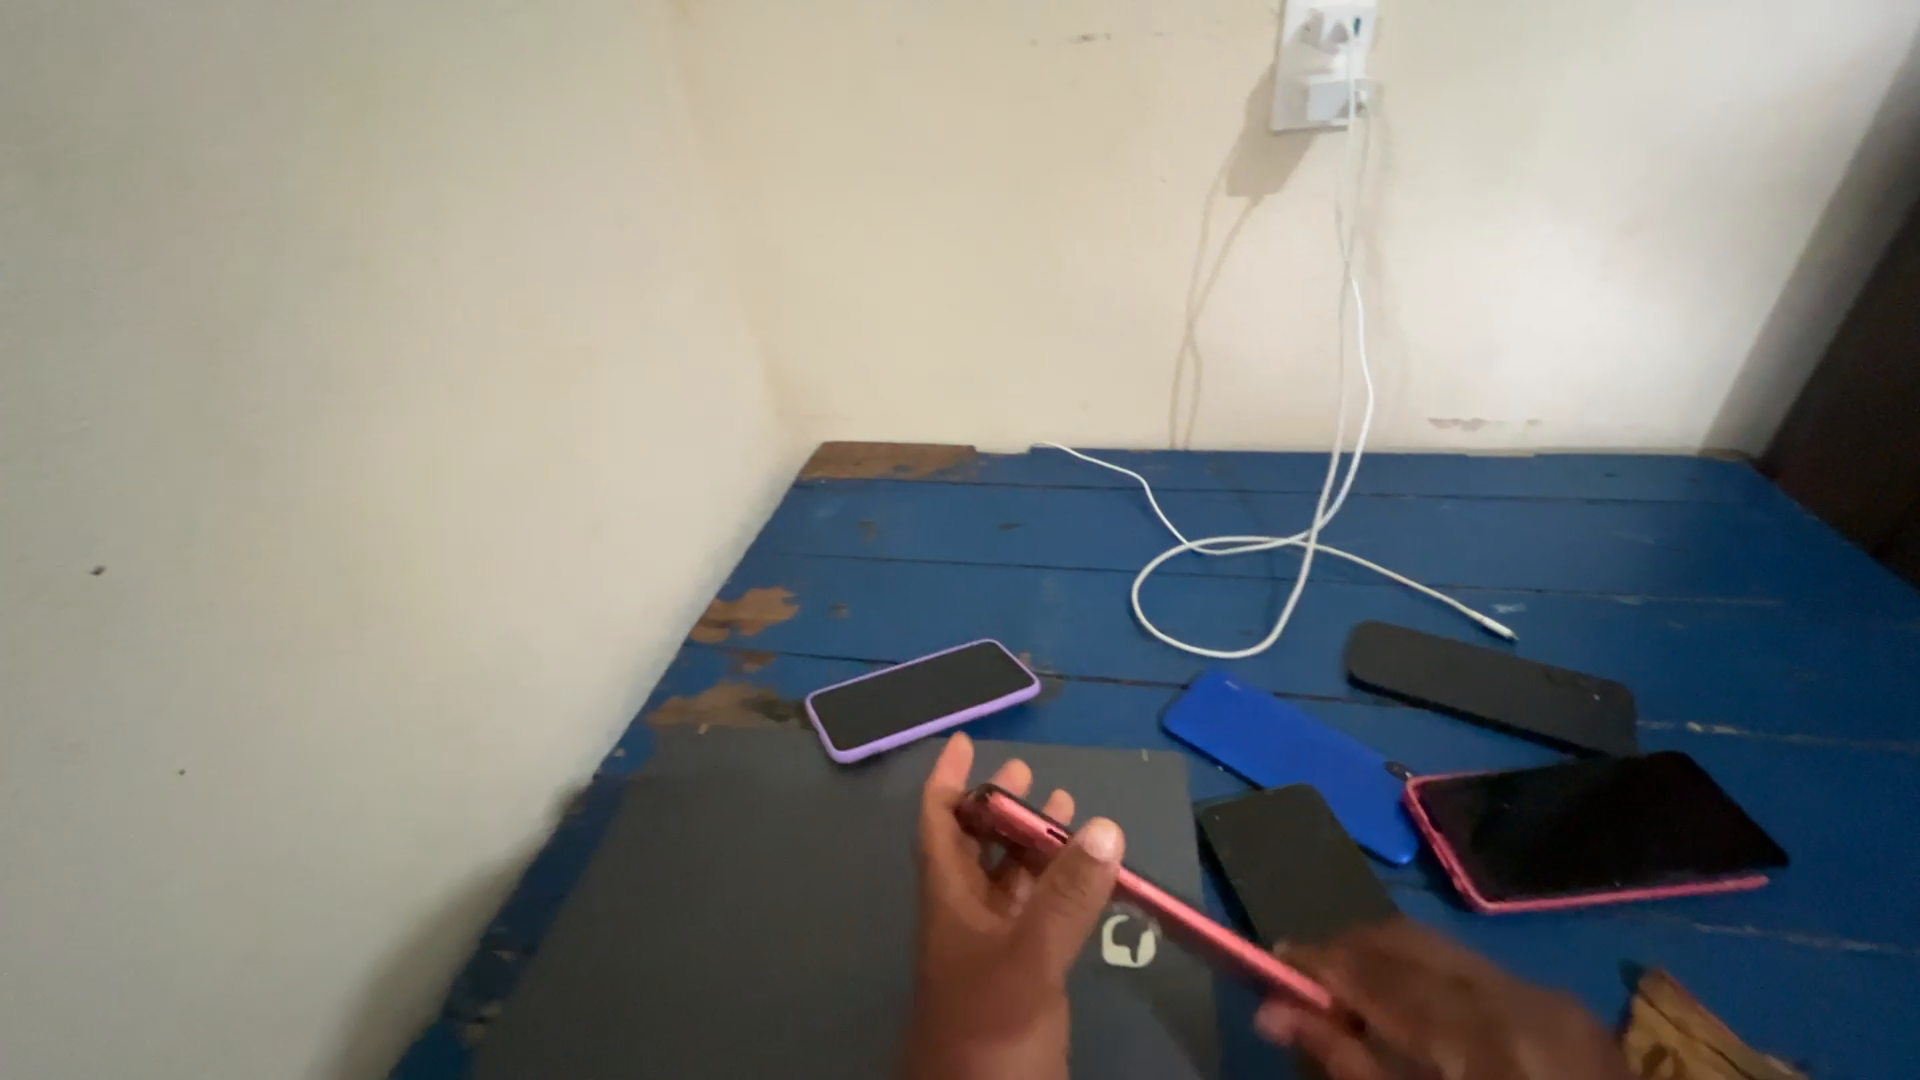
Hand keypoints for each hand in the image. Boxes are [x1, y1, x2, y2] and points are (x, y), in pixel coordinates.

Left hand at [904, 733, 1126, 1079]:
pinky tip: (1088, 873)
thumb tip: (1105, 826)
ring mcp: (996, 941)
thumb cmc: (986, 1026)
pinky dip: (1061, 884)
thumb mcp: (1025, 957)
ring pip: (1012, 875)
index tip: (964, 741)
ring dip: (1034, 840)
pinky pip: (1041, 910)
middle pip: (978, 842)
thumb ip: (1065, 897)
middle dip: (999, 804)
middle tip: (1028, 771)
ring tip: (1065, 806)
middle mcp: (968, 910)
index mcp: (949, 895)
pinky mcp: (1026, 970)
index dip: (947, 778)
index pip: (939, 820)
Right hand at [1257, 918, 1632, 1079]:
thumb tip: (1270, 1012)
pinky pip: (1467, 967)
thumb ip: (1346, 1063)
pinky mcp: (1560, 1003)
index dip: (1314, 963)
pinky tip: (1409, 1013)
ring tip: (1353, 1000)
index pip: (1373, 972)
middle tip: (1307, 985)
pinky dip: (1424, 977)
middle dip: (1343, 952)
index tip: (1271, 965)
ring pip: (1431, 945)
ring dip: (1380, 961)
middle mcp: (1516, 996)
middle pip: (1399, 939)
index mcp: (1482, 1038)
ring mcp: (1547, 996)